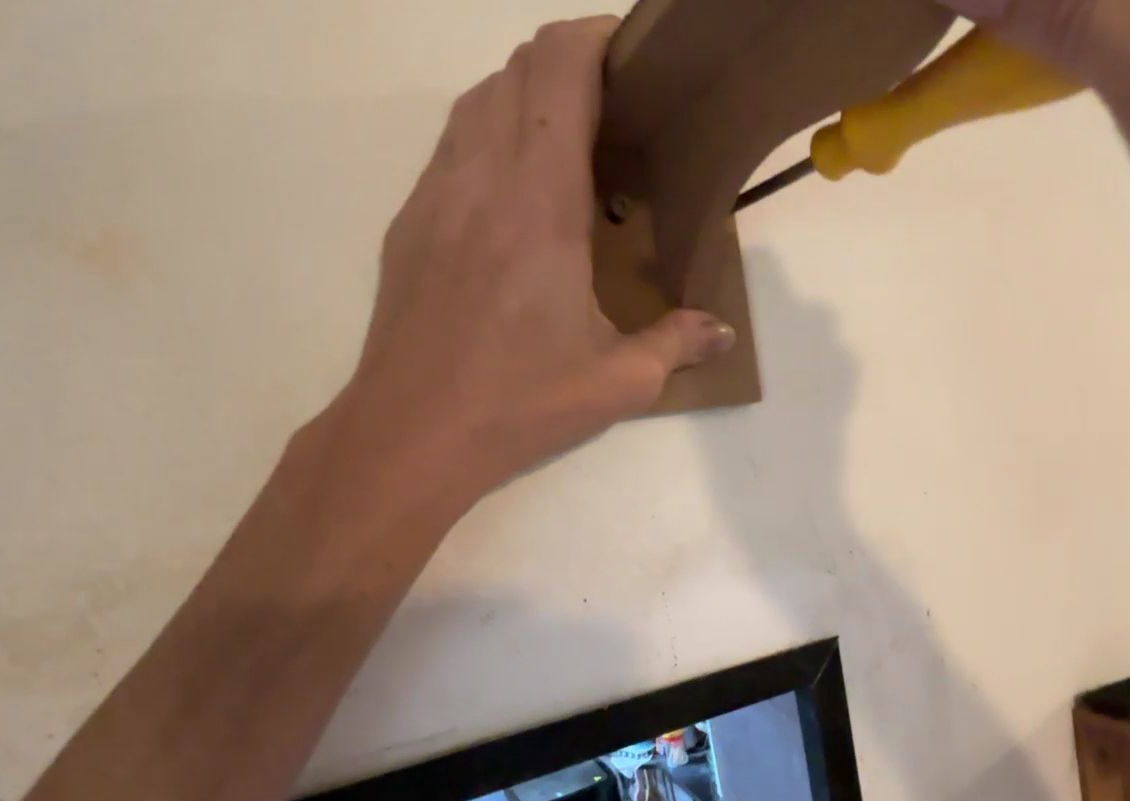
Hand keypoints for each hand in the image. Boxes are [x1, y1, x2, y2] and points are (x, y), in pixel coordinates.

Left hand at [320, 16, 734, 518]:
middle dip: (567, 64)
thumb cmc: (520, 403)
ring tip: (570, 143)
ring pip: (476, 100)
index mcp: (539, 204)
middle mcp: (480, 178)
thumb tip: (720, 332)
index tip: (632, 54)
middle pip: (515, 69)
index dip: (594, 39)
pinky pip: (452, 145)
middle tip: (615, 108)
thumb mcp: (619, 382)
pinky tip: (519, 194)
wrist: (412, 432)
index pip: (557, 72)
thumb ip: (677, 344)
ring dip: (524, 96)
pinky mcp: (410, 222)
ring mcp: (435, 195)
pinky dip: (491, 136)